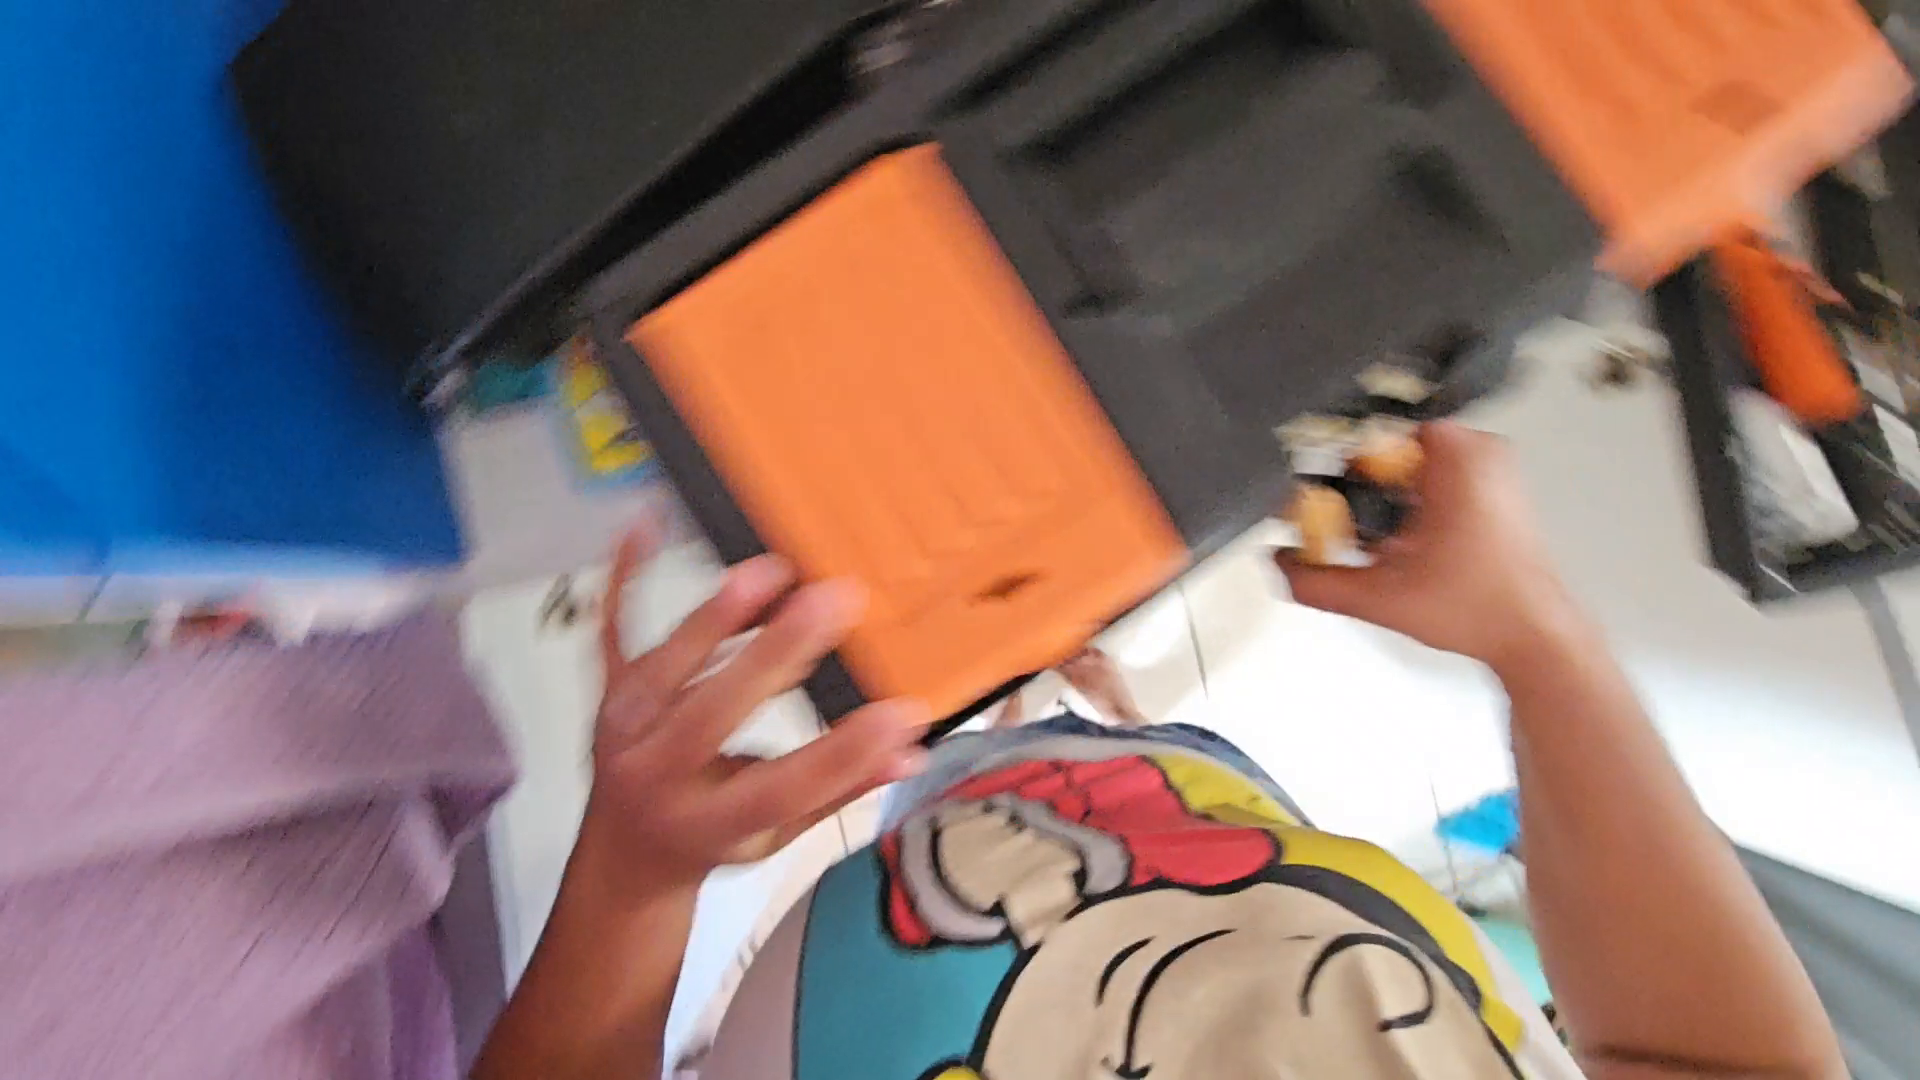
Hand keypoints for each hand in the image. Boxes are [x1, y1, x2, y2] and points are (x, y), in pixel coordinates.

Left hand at [576, 525, 931, 896]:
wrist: (625, 850)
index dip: (847, 751)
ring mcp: (625, 724)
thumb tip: (910, 755)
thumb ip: (839, 792)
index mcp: (710, 821)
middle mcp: (659, 772)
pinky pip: (612, 627)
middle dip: (777, 653)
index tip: (903, 712)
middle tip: (836, 601)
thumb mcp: (778, 837)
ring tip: (774, 570)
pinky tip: (643, 523)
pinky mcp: (609, 688)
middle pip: (714, 711)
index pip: (787, 786)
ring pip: (669, 663)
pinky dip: (624, 575)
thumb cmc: (713, 838)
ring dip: (719, 614)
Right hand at [1275, 422, 1583, 670]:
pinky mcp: (1491, 486)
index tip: (1311, 494)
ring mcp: (1489, 466)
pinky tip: (1394, 541)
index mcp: (1457, 459)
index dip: (1333, 462)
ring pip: (1403, 463)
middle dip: (1353, 482)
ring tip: (1370, 538)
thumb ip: (1314, 581)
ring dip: (1376, 495)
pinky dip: (1402, 502)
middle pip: (1385, 447)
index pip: (1371, 433)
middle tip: (1336, 522)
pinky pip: (1426, 476)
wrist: (1535, 637)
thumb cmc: (1472, 609)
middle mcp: (1478, 450)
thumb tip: (1275, 559)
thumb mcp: (1377, 598)